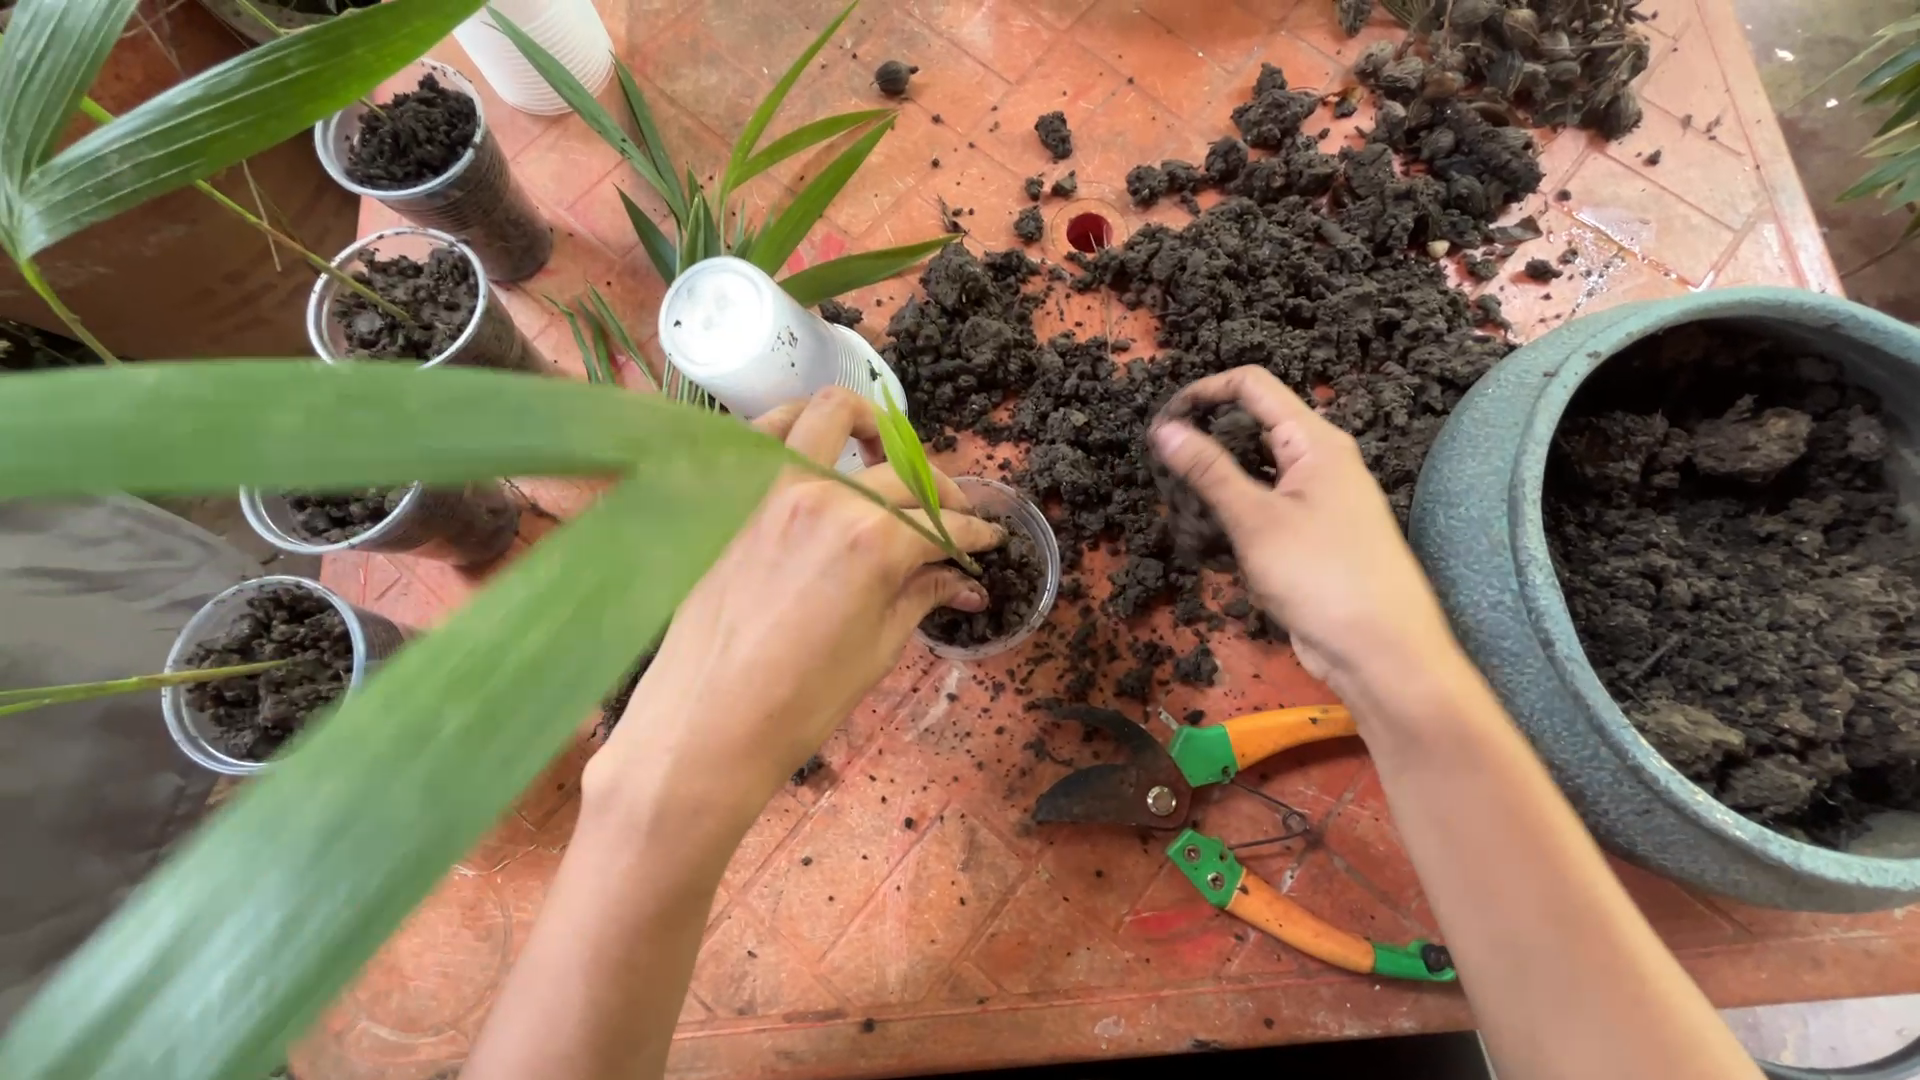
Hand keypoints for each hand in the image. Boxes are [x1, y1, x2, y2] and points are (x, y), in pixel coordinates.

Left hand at [586, 387, 1002, 810]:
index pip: (944, 525)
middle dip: (945, 493)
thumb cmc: (803, 703)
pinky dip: (798, 421)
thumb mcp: (879, 649)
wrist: (708, 726)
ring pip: (834, 414)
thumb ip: (922, 596)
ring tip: (889, 454)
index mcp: (876, 543)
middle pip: (905, 475)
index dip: (976, 533)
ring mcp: (776, 488)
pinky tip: (817, 444)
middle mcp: (831, 499)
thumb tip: (965, 583)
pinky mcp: (738, 494)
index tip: (990, 539)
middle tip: (955, 518)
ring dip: (874, 425)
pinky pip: (766, 431)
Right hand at [1147, 367, 1462, 709]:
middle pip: (1251, 428)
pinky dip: (1231, 516)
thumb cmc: (1321, 575)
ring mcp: (1315, 500)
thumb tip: (1165, 428)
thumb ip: (1208, 470)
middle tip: (1162, 469)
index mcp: (1315, 441)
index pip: (1253, 386)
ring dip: (1214, 485)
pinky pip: (1261, 509)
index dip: (1204, 391)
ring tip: (1177, 508)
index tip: (1163, 420)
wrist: (1379, 650)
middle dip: (1205, 441)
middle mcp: (1318, 461)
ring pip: (1253, 473)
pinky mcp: (1307, 535)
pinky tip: (1205, 539)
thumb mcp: (1255, 519)